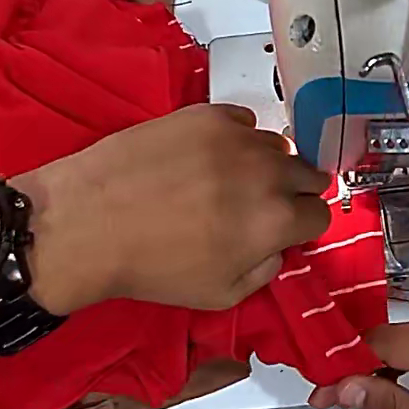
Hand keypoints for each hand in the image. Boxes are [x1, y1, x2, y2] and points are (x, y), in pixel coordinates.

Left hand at [13, 103, 332, 312]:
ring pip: (278, 146)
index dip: (302, 225)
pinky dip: (237, 138)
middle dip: (293, 191)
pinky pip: (244, 121)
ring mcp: (238, 137)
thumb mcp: (221, 294)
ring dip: (266, 163)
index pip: (320, 213)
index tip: (284, 227)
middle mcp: (268, 172)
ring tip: (229, 178)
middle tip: (260, 203)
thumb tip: (276, 246)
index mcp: (276, 220)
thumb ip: (265, 271)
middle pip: (309, 173)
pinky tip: (208, 154)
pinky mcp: (209, 114)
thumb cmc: (152, 266)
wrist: (88, 223)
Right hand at [309, 317, 408, 408]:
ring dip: (372, 369)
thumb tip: (340, 385)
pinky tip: (378, 392)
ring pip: (400, 345)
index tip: (316, 389)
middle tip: (323, 396)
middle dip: (354, 365)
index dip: (343, 364)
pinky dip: (395, 372)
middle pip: (388, 339)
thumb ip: (386, 404)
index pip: (380, 342)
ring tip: (342, 396)